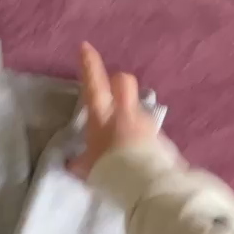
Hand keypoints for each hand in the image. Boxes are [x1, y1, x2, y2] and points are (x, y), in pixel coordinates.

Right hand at [69, 42, 159, 177]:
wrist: (147, 186)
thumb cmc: (110, 172)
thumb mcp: (88, 169)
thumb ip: (81, 162)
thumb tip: (73, 162)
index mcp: (103, 118)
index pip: (94, 84)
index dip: (89, 64)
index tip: (85, 47)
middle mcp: (125, 114)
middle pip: (124, 81)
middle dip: (116, 81)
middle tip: (110, 91)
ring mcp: (146, 123)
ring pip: (137, 106)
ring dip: (129, 113)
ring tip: (123, 136)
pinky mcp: (161, 136)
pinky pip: (147, 129)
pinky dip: (140, 136)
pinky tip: (137, 153)